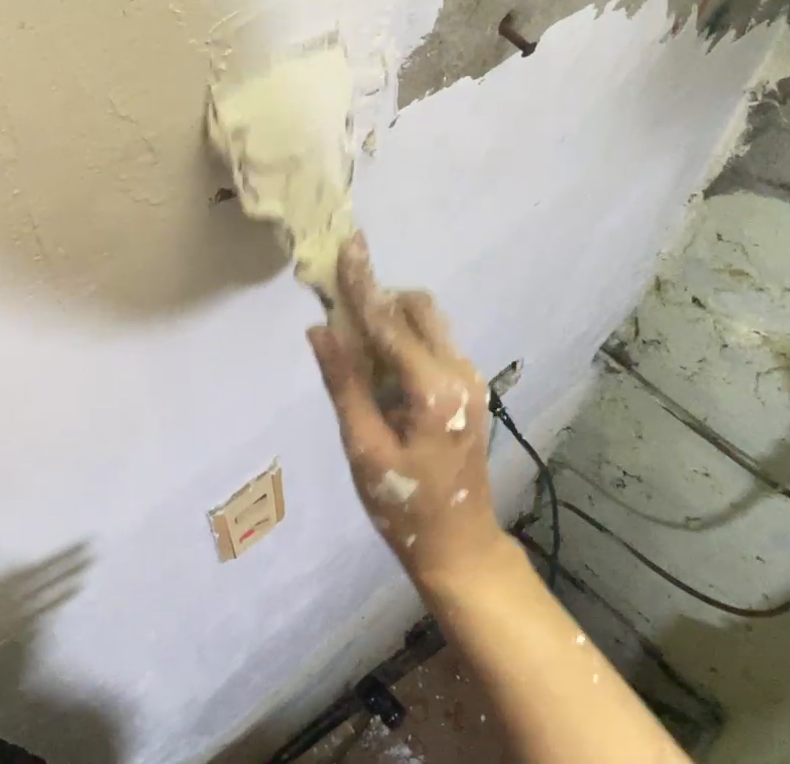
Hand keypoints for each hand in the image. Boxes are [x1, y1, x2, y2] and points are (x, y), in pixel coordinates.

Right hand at [307, 233, 505, 585]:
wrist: (460, 545)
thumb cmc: (404, 506)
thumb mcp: (363, 448)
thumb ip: (344, 384)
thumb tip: (320, 330)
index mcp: (433, 388)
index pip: (388, 321)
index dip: (362, 283)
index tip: (348, 244)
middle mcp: (458, 372)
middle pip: (418, 308)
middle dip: (379, 299)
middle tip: (339, 315)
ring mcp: (469, 380)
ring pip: (428, 324)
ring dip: (391, 320)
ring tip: (355, 348)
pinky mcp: (467, 390)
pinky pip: (432, 345)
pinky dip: (403, 341)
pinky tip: (379, 371)